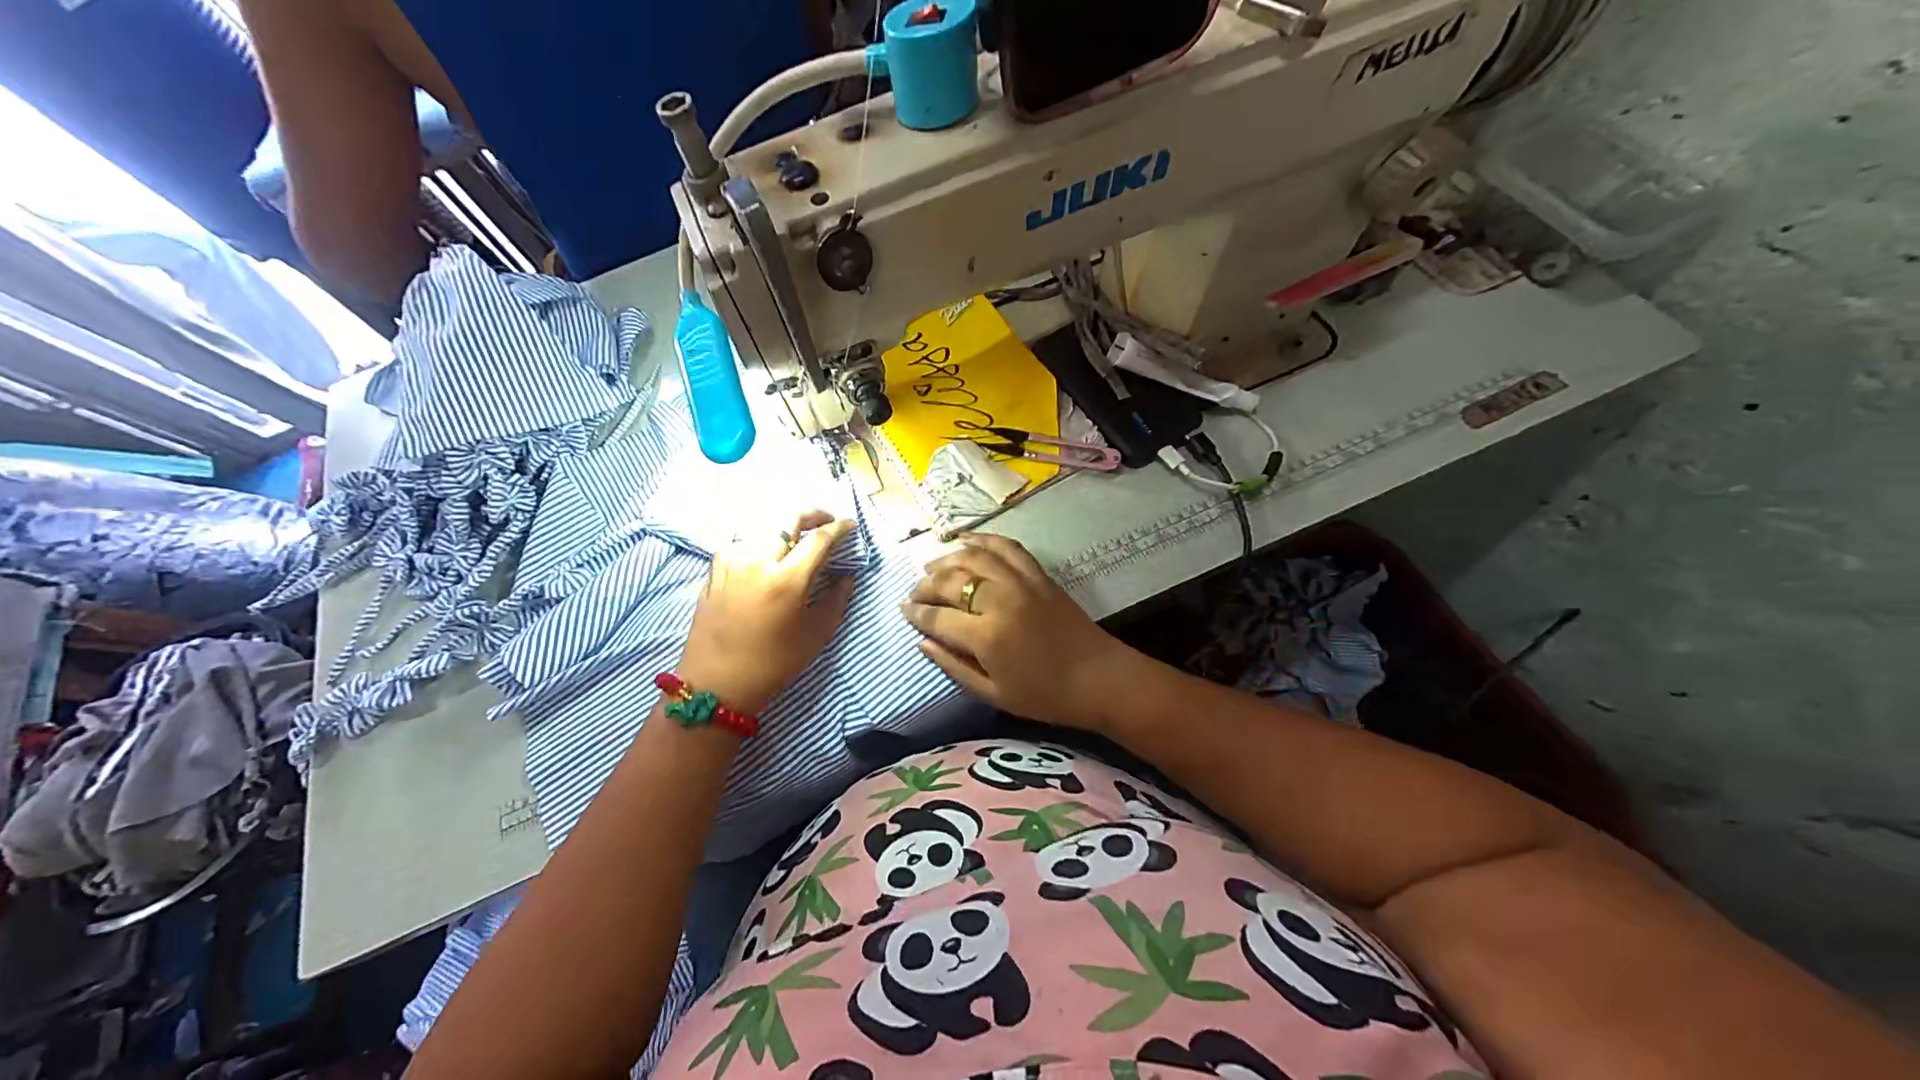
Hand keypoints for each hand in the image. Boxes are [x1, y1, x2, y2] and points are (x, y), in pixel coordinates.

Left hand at [679, 511, 855, 716]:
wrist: (715, 683)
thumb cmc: (772, 664)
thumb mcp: (815, 636)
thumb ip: (836, 600)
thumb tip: (847, 576)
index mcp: (786, 579)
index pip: (819, 538)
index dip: (839, 528)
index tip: (850, 526)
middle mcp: (758, 561)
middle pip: (788, 519)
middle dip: (813, 515)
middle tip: (827, 522)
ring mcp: (732, 562)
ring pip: (764, 528)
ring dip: (785, 528)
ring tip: (797, 539)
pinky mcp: (714, 569)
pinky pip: (742, 543)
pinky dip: (760, 541)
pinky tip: (766, 555)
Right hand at [901, 534, 1141, 730]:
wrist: (1100, 678)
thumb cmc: (1045, 695)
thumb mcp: (992, 693)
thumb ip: (953, 666)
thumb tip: (922, 641)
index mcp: (986, 636)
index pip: (938, 617)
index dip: (915, 613)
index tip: (903, 610)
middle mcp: (1000, 600)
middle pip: (951, 581)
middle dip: (926, 585)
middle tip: (914, 592)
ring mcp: (1021, 582)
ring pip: (974, 557)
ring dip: (948, 559)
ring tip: (932, 567)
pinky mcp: (1039, 575)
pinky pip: (1007, 547)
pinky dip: (984, 540)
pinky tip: (967, 541)